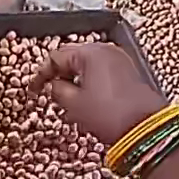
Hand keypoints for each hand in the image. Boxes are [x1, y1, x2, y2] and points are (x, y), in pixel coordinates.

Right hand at [27, 42, 166, 145]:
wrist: (144, 128)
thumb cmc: (108, 114)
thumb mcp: (74, 104)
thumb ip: (57, 90)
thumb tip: (53, 85)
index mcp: (90, 53)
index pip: (56, 56)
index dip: (41, 74)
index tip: (33, 89)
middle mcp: (106, 50)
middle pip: (73, 58)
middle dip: (59, 75)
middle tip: (48, 93)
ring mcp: (119, 61)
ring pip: (87, 66)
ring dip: (74, 80)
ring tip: (66, 100)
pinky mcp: (128, 74)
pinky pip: (101, 73)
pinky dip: (89, 83)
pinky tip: (85, 101)